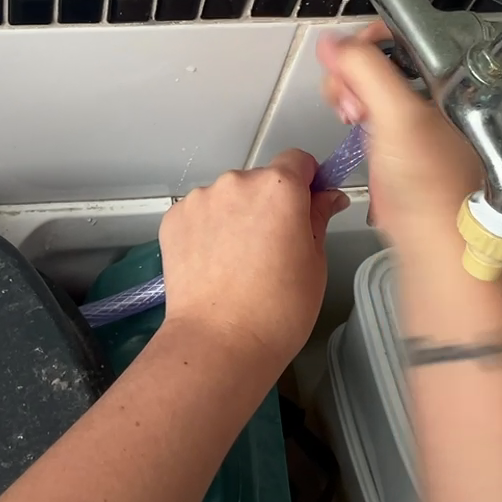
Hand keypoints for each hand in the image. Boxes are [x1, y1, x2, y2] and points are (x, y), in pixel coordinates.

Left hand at [158, 151, 348, 377]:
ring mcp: (200, 198)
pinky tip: (212, 264)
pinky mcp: (173, 217)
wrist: (219, 341)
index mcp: (278, 187)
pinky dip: (207, 229)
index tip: (307, 205)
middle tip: (272, 246)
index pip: (298, 160)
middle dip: (268, 203)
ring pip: (227, 197)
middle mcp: (236, 181)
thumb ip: (318, 218)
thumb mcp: (315, 263)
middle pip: (259, 180)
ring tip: (237, 261)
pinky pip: (199, 214)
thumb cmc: (279, 309)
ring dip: (235, 215)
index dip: (306, 180)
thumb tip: (327, 196)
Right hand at [317, 22, 482, 245]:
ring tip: (351, 118)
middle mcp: (429, 97)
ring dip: (348, 96)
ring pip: (367, 86)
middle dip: (350, 76)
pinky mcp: (397, 145)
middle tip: (351, 101)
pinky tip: (353, 131)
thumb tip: (334, 42)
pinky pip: (367, 113)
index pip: (397, 37)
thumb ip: (366, 71)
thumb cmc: (433, 191)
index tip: (345, 66)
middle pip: (376, 60)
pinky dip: (353, 117)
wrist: (434, 246)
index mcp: (442, 82)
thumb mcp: (398, 117)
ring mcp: (413, 121)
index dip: (364, 46)